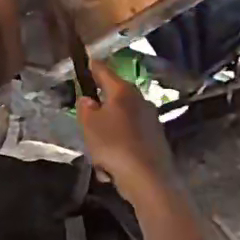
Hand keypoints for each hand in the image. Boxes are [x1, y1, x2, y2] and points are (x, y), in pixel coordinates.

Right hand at [76, 62, 180, 203]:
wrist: (147, 178)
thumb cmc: (113, 145)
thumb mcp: (89, 125)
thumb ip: (85, 108)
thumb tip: (88, 99)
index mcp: (122, 92)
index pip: (104, 71)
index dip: (93, 66)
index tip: (87, 61)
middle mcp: (140, 101)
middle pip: (114, 97)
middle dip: (100, 108)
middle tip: (86, 122)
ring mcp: (150, 120)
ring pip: (120, 121)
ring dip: (108, 133)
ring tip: (98, 154)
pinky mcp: (155, 139)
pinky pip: (129, 139)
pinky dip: (118, 149)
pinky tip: (112, 167)